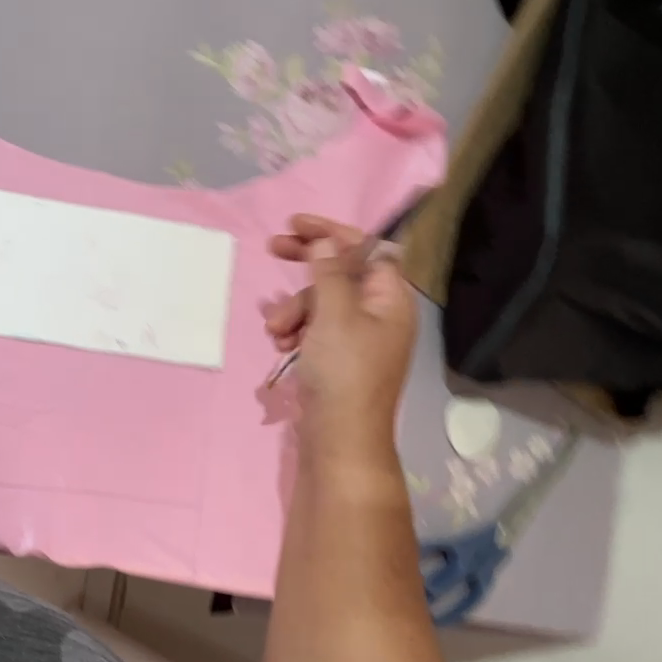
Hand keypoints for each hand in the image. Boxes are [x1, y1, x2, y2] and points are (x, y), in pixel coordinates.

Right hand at [265, 213, 415, 466]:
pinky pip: (314, 330)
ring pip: (320, 304)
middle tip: (271, 250)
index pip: (366, 248)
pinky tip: (282, 348)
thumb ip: (329, 274)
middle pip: (339, 273)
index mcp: (389, 298)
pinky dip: (295, 332)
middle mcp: (378, 313)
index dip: (332, 231)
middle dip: (305, 268)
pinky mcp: (337, 359)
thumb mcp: (334, 316)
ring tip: (276, 333)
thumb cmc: (343, 373)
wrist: (340, 438)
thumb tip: (327, 240)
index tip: (294, 224)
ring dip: (293, 310)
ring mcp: (357, 338)